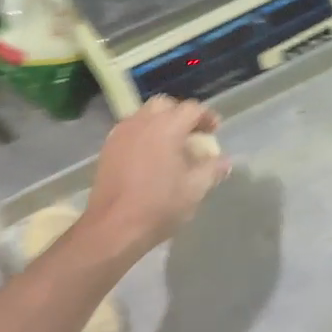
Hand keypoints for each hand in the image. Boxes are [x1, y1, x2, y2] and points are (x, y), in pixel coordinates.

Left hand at [80, 95, 227, 258]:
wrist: (113, 226)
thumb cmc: (159, 206)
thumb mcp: (195, 189)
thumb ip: (211, 169)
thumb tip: (224, 161)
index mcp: (167, 127)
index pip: (192, 109)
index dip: (207, 117)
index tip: (215, 130)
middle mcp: (142, 122)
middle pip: (165, 105)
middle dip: (181, 115)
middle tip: (192, 134)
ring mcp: (121, 133)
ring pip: (144, 115)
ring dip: (160, 123)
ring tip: (170, 144)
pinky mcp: (107, 148)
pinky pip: (130, 130)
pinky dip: (143, 134)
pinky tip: (149, 156)